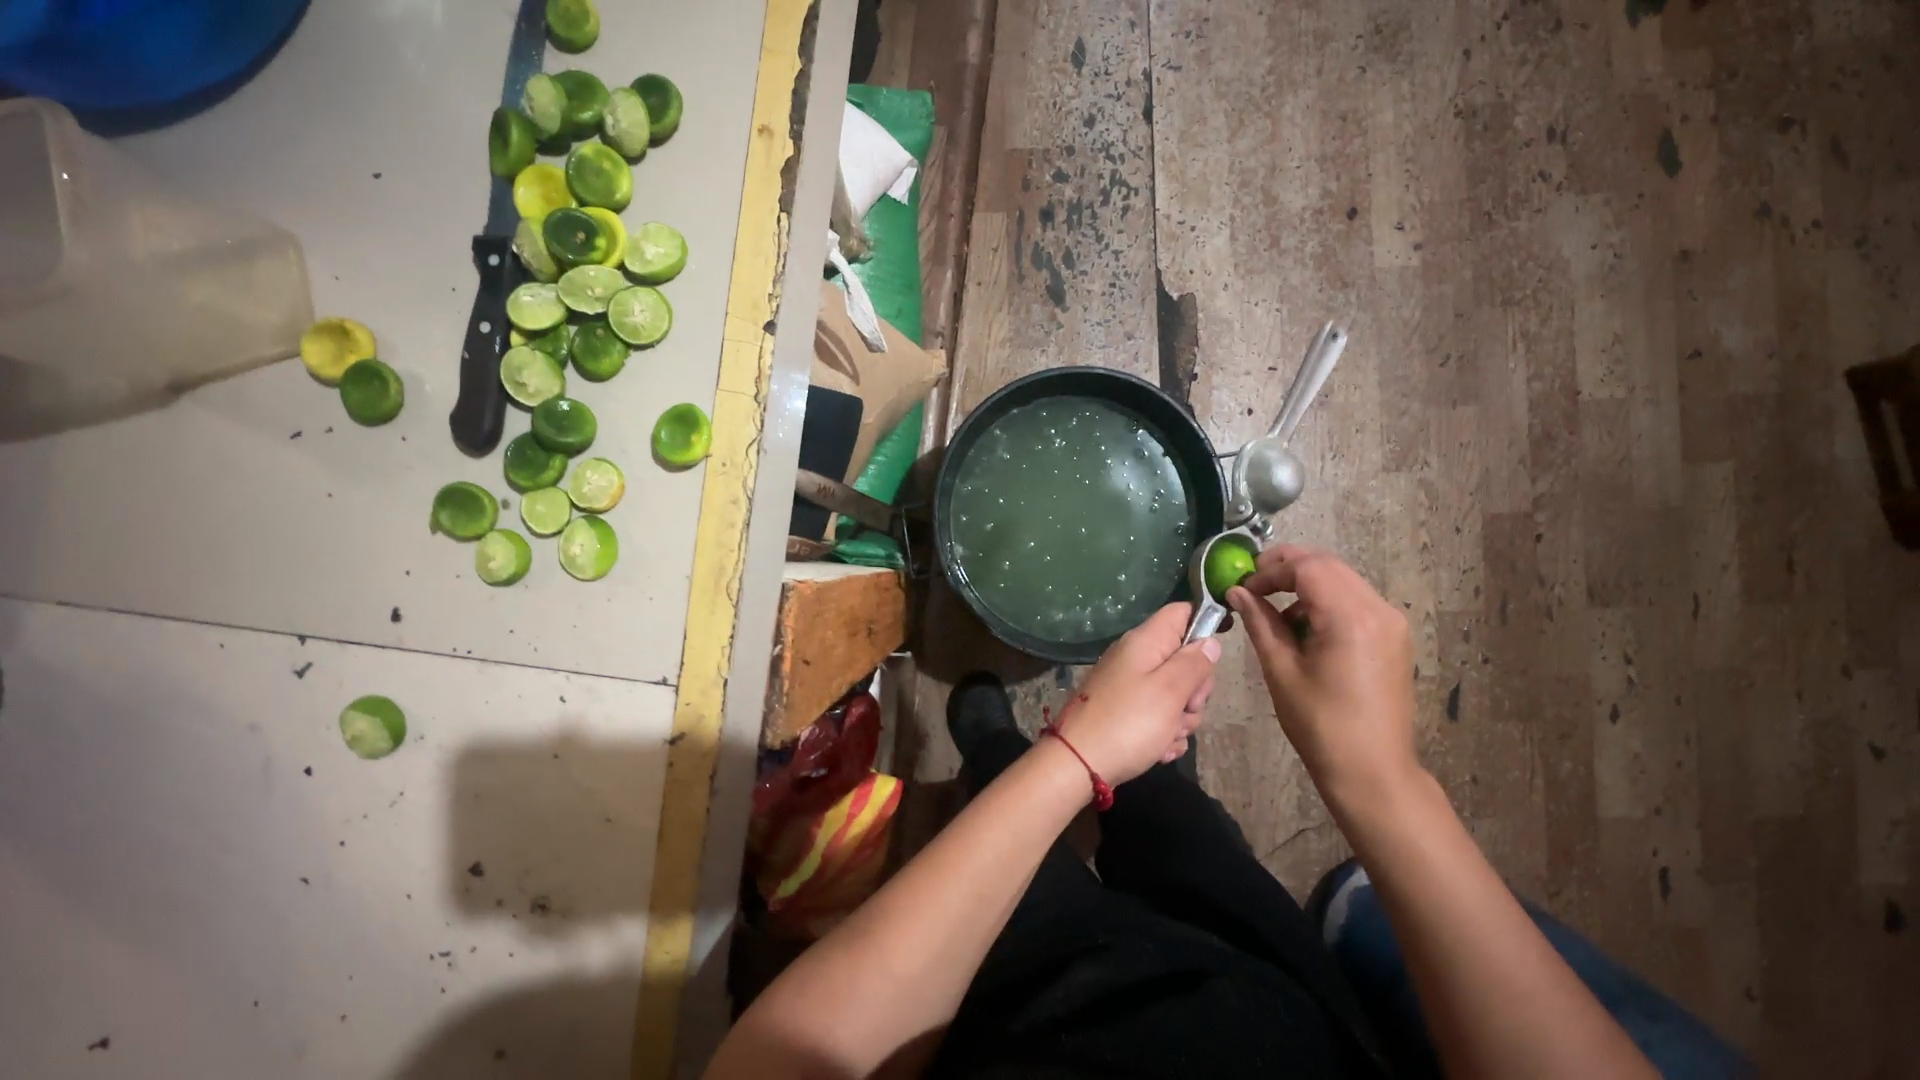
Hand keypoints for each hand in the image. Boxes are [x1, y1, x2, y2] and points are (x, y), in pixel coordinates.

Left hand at [1054, 603, 1219, 784]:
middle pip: (1185, 661)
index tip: (1213, 662)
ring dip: (1180, 721)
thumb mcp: (1169, 691)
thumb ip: (1194, 663)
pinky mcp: (1127, 714)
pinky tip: (1158, 751)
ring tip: (1166, 737)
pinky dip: (1164, 736)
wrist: (1078, 764)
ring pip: (1176, 696)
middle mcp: (1137, 659)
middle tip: (1185, 709)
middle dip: (1194, 692)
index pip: (1182, 613)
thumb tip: (1209, 642)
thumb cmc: (1127, 723)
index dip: (1205, 629)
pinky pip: (1159, 718)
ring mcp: (1130, 688)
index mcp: (1145, 642)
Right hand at [1225, 545, 1420, 804]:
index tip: (1242, 587)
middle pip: (1328, 565)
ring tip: (1274, 612)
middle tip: (1253, 585)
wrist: (1372, 770)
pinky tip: (1304, 629)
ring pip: (1342, 580)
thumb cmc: (1320, 724)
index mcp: (1351, 617)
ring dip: (1306, 584)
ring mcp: (1392, 622)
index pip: (1307, 567)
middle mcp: (1378, 609)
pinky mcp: (1394, 636)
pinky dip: (1325, 601)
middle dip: (1287, 568)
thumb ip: (1260, 623)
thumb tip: (1238, 592)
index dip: (1270, 569)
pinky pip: (1355, 601)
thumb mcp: (1281, 671)